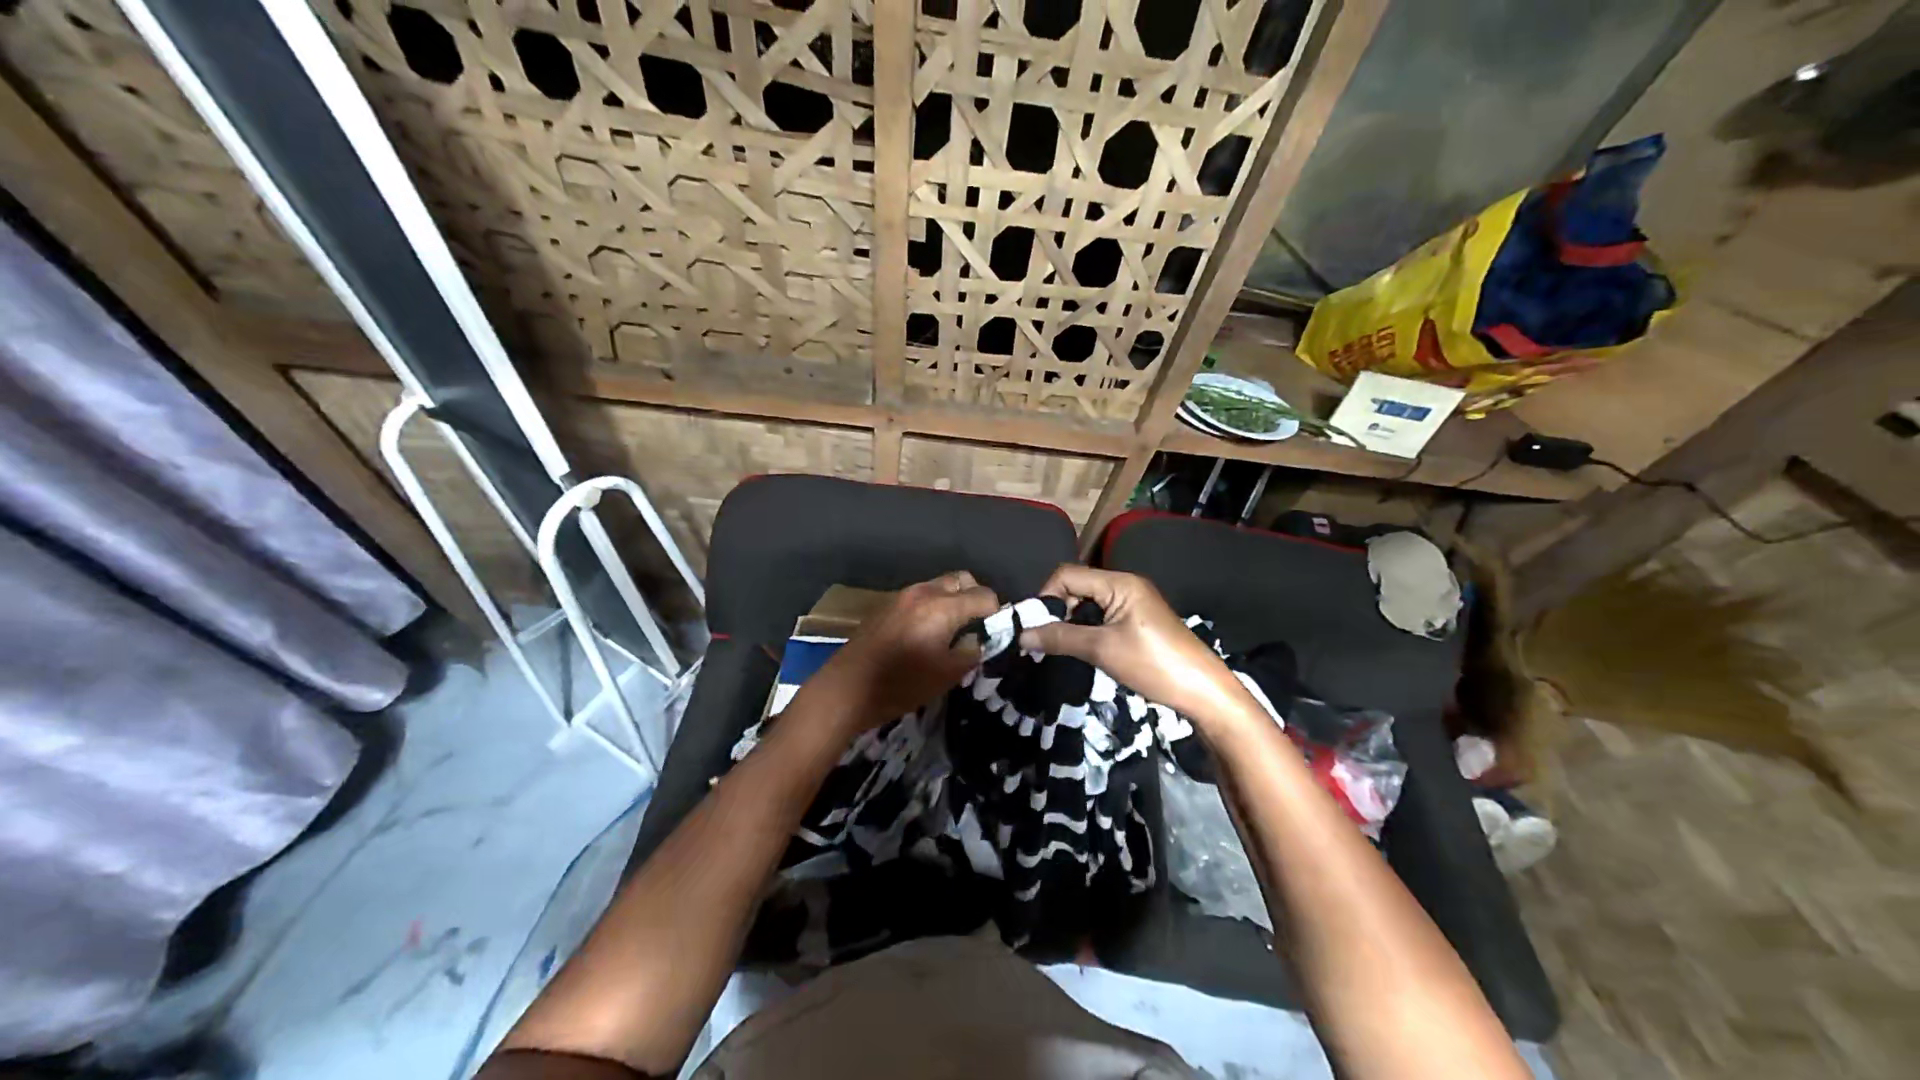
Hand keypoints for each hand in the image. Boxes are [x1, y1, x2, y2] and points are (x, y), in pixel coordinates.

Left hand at [797, 571, 1000, 735]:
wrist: (847, 689)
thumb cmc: (901, 684)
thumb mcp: (947, 674)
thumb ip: (973, 651)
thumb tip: (983, 639)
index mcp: (943, 607)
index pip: (985, 596)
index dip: (996, 614)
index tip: (993, 636)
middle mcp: (924, 592)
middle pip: (962, 580)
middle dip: (975, 599)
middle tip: (975, 629)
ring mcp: (901, 596)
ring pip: (939, 586)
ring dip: (952, 602)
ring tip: (951, 633)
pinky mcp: (886, 606)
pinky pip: (920, 597)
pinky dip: (932, 607)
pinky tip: (925, 635)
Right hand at [1018, 565, 1254, 731]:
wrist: (1202, 691)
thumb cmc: (1153, 664)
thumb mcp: (1102, 650)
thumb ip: (1061, 638)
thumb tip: (1022, 635)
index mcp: (1119, 583)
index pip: (1067, 575)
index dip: (1046, 596)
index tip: (1034, 626)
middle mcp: (1125, 585)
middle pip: (1077, 586)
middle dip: (1056, 609)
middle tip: (1044, 639)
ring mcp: (1133, 603)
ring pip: (1088, 603)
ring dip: (1070, 622)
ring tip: (1059, 647)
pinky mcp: (1138, 622)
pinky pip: (1102, 616)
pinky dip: (1086, 629)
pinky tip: (1081, 649)